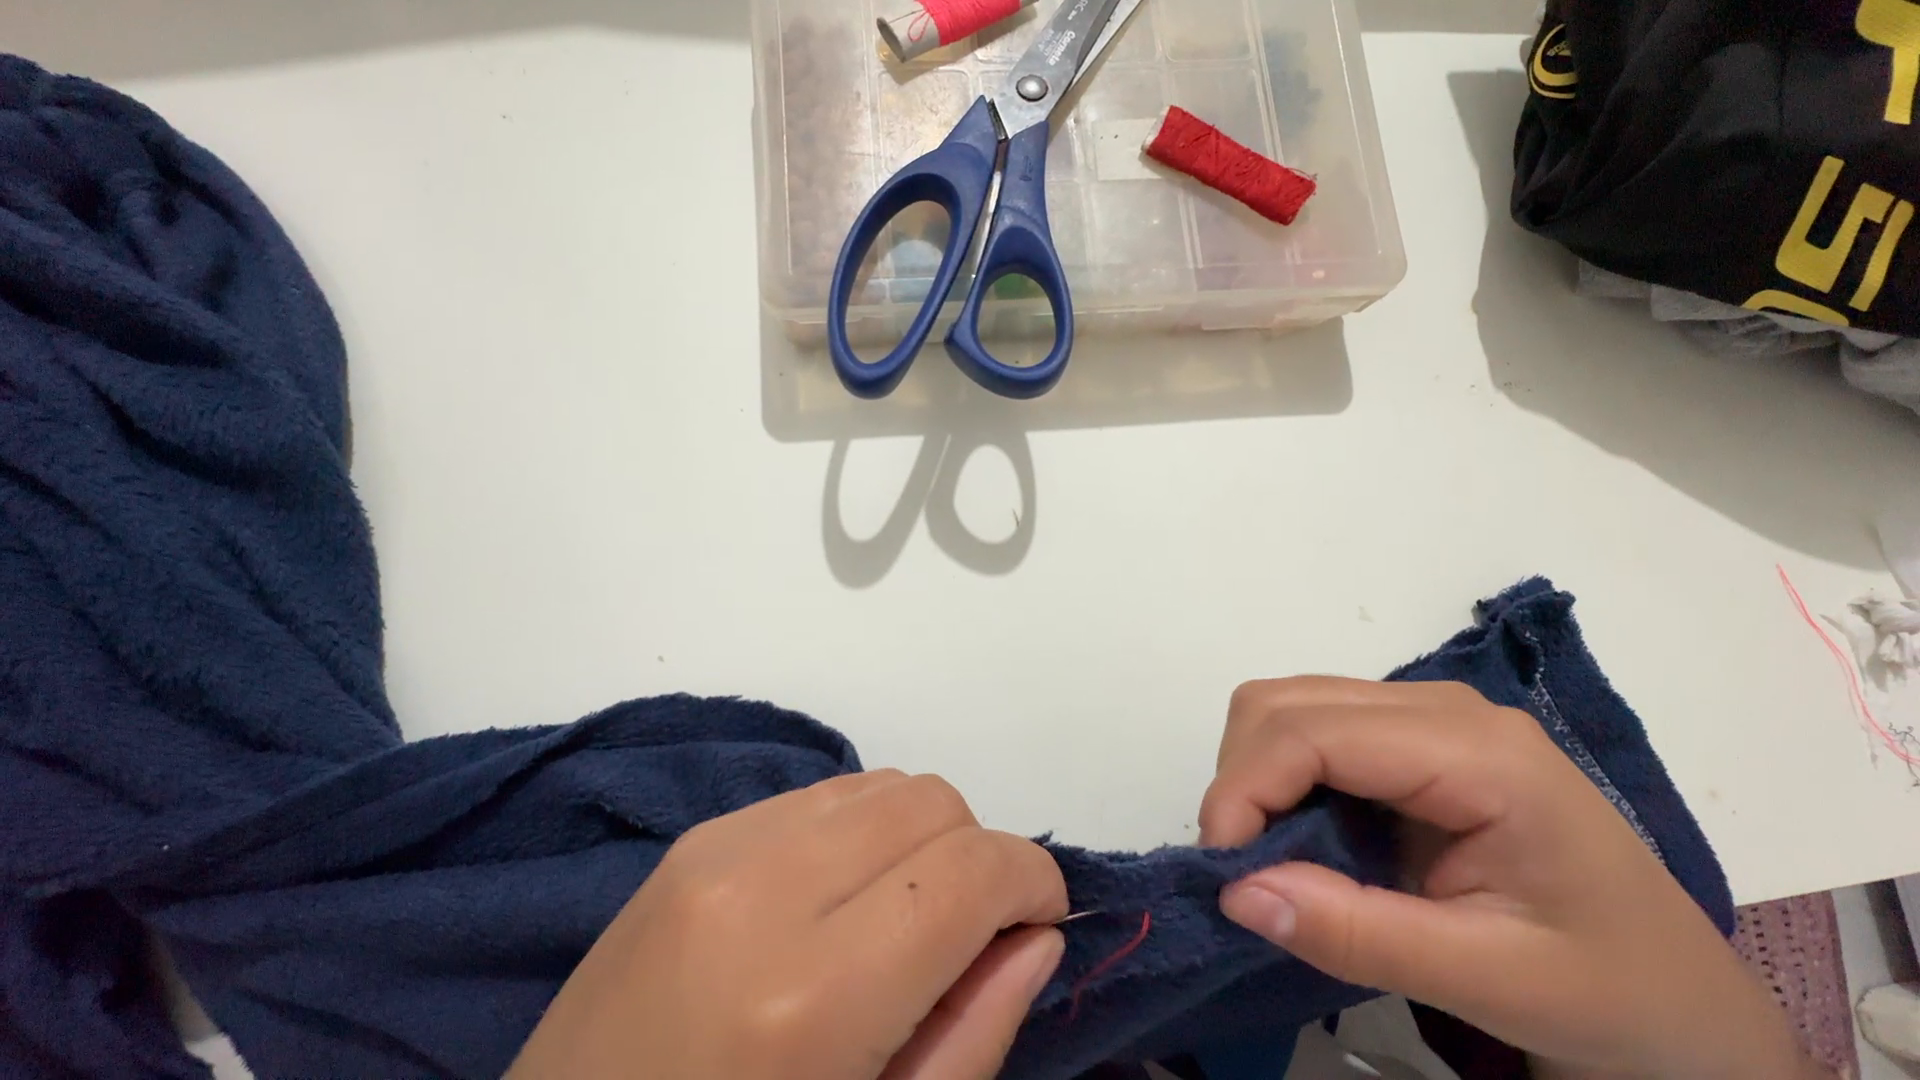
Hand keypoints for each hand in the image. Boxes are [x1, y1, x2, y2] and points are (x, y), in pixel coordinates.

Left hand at [508, 770, 1067, 1079]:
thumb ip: (975, 1032)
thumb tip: (1039, 933)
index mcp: (811, 994)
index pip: (972, 870)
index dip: (1035, 882)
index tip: (1043, 923)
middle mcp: (763, 888)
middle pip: (932, 801)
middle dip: (979, 855)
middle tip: (968, 934)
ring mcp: (717, 848)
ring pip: (882, 784)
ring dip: (921, 836)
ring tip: (901, 915)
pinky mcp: (693, 837)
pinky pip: (822, 794)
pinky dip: (863, 829)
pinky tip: (840, 898)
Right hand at [1199, 678, 1829, 1079]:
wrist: (1682, 996)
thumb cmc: (1609, 990)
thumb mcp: (1494, 981)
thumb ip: (1359, 936)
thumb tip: (1232, 891)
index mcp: (1479, 752)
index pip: (1313, 732)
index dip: (1244, 789)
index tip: (1222, 871)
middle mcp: (1444, 708)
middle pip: (1285, 703)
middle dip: (1242, 781)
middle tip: (1248, 870)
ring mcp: (1428, 716)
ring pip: (1286, 708)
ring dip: (1255, 778)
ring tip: (1277, 859)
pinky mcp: (1411, 738)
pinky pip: (1309, 731)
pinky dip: (1278, 780)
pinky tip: (1307, 840)